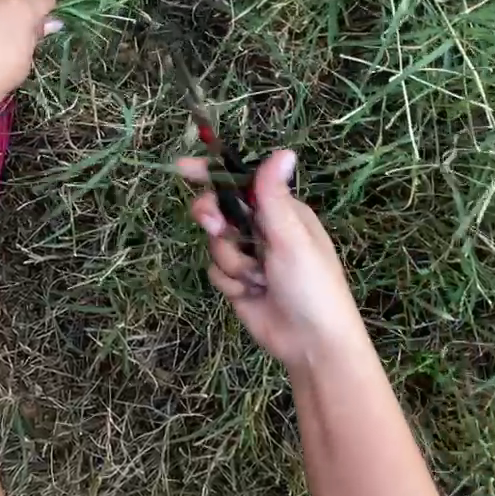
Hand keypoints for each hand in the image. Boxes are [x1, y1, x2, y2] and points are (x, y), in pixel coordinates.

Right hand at [179, 150, 365, 371]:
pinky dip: (230, 281)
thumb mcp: (291, 236)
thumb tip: (285, 150)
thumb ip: (274, 195)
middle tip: (215, 229)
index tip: (182, 169)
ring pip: (215, 243)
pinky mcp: (238, 280)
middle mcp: (263, 229)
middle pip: (219, 210)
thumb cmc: (311, 284)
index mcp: (281, 211)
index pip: (240, 182)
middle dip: (214, 220)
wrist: (312, 344)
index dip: (211, 174)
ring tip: (258, 279)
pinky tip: (252, 294)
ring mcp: (249, 255)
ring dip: (232, 261)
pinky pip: (215, 270)